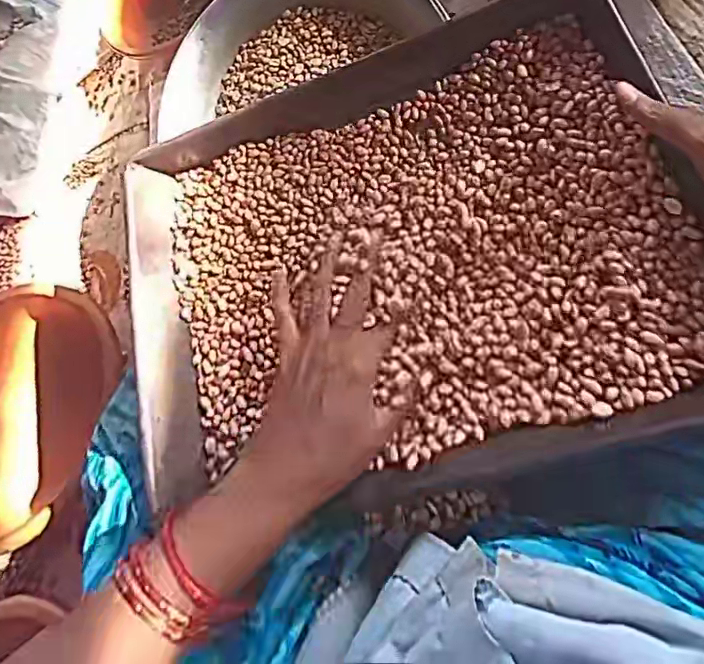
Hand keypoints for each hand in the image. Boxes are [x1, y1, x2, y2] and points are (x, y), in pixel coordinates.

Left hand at [235, 230, 404, 510]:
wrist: (281, 471)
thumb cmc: (335, 457)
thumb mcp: (379, 434)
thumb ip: (403, 400)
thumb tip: (424, 373)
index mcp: (362, 363)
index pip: (390, 322)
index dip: (406, 300)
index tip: (418, 276)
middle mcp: (335, 345)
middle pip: (355, 294)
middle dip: (367, 261)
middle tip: (375, 232)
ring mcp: (307, 345)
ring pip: (319, 293)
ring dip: (327, 262)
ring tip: (335, 234)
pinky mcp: (285, 353)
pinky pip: (282, 315)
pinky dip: (280, 291)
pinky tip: (279, 269)